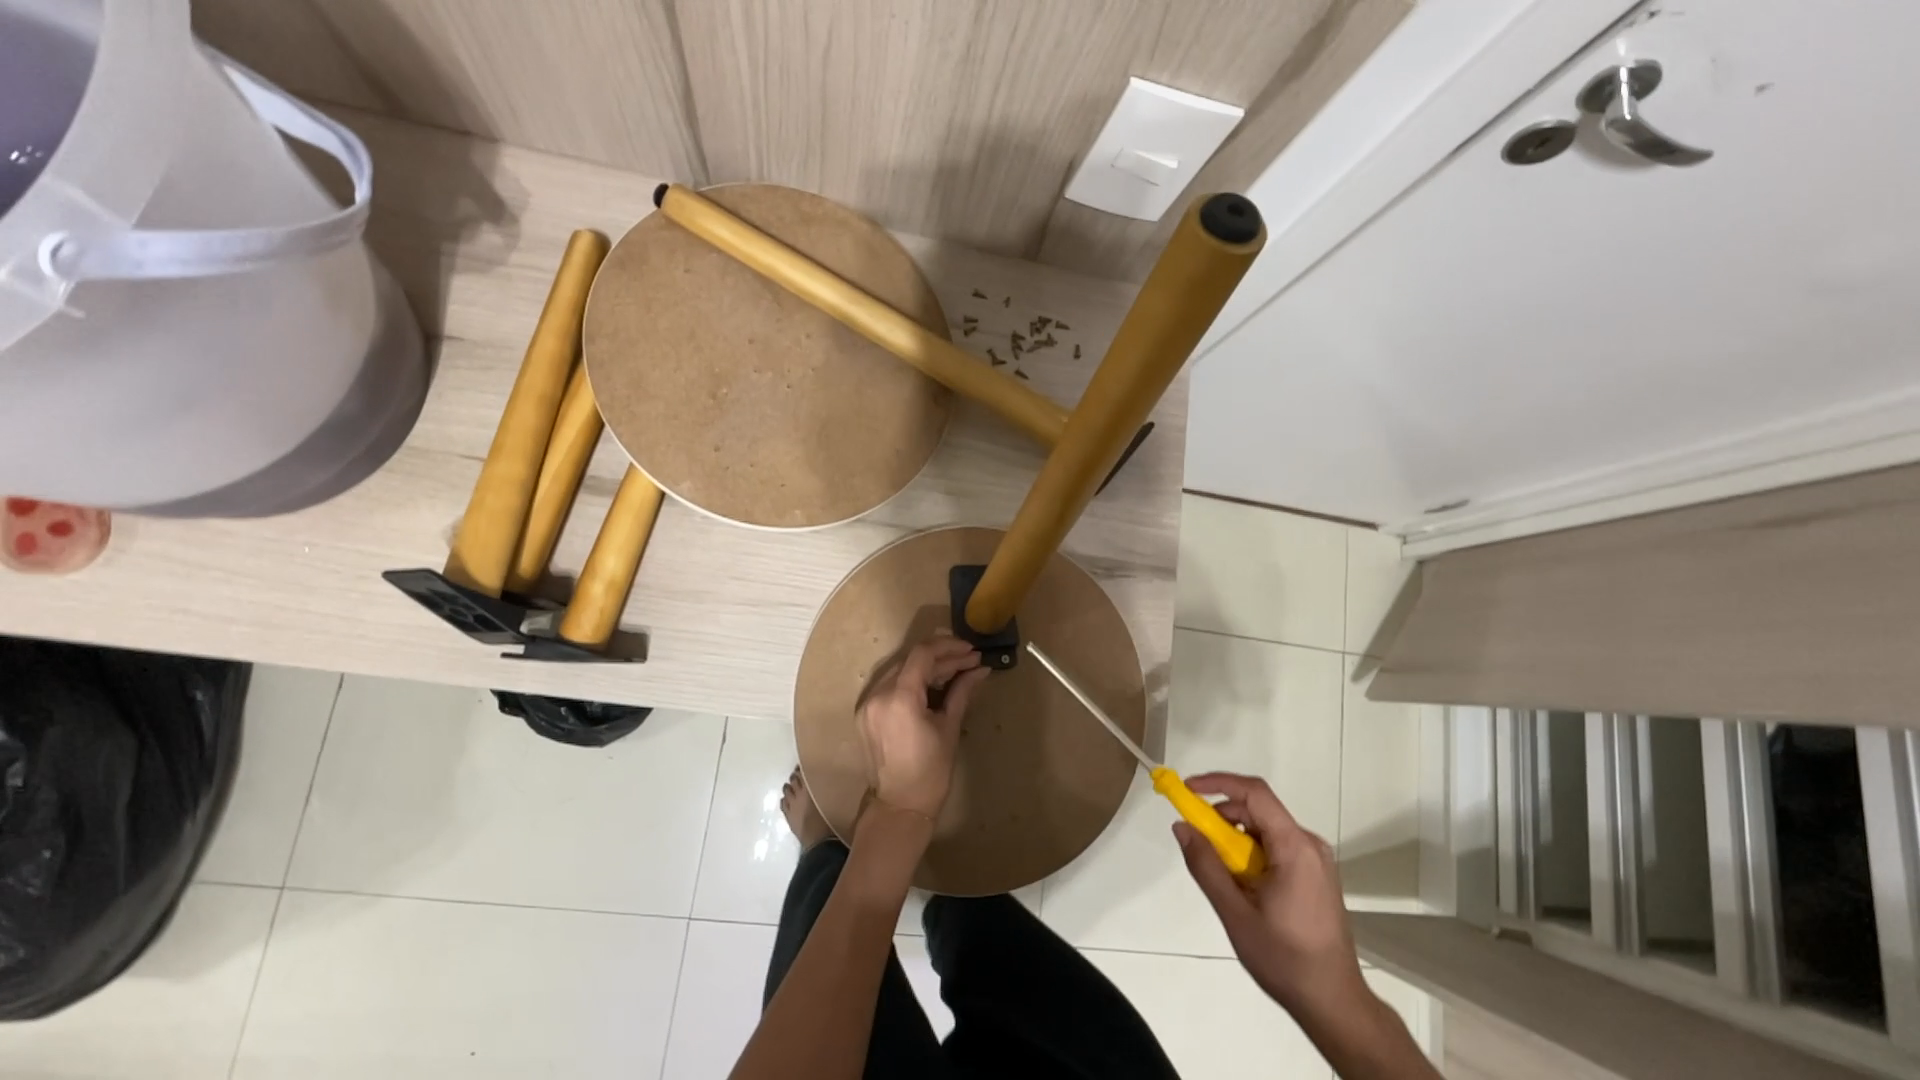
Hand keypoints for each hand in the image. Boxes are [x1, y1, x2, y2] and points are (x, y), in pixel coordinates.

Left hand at [858, 632, 990, 818]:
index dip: (949, 648)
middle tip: (969, 660)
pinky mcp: (865, 714)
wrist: (900, 805)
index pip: (923, 655)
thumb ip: (961, 692)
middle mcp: (878, 694)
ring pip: (899, 671)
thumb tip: (980, 670)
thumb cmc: (931, 771)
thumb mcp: (949, 728)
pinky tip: (932, 684)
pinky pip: (889, 686)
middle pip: (910, 660)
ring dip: (926, 668)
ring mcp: (868, 704)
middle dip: (941, 657)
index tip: (971, 651)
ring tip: (955, 670)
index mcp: (899, 698)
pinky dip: (911, 681)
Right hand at [1173, 773, 1367, 1014]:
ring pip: (1265, 831)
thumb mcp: (1234, 912)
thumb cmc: (1283, 958)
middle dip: (1221, 818)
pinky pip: (1275, 849)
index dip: (1217, 783)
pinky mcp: (1314, 875)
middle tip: (1195, 843)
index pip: (1254, 794)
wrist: (1332, 1000)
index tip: (1185, 790)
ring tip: (1220, 877)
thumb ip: (1206, 866)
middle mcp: (1309, 845)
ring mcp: (1315, 860)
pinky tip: (1241, 887)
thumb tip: (1182, 827)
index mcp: (1294, 848)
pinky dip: (1250, 855)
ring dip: (1234, 841)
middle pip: (1258, 811)